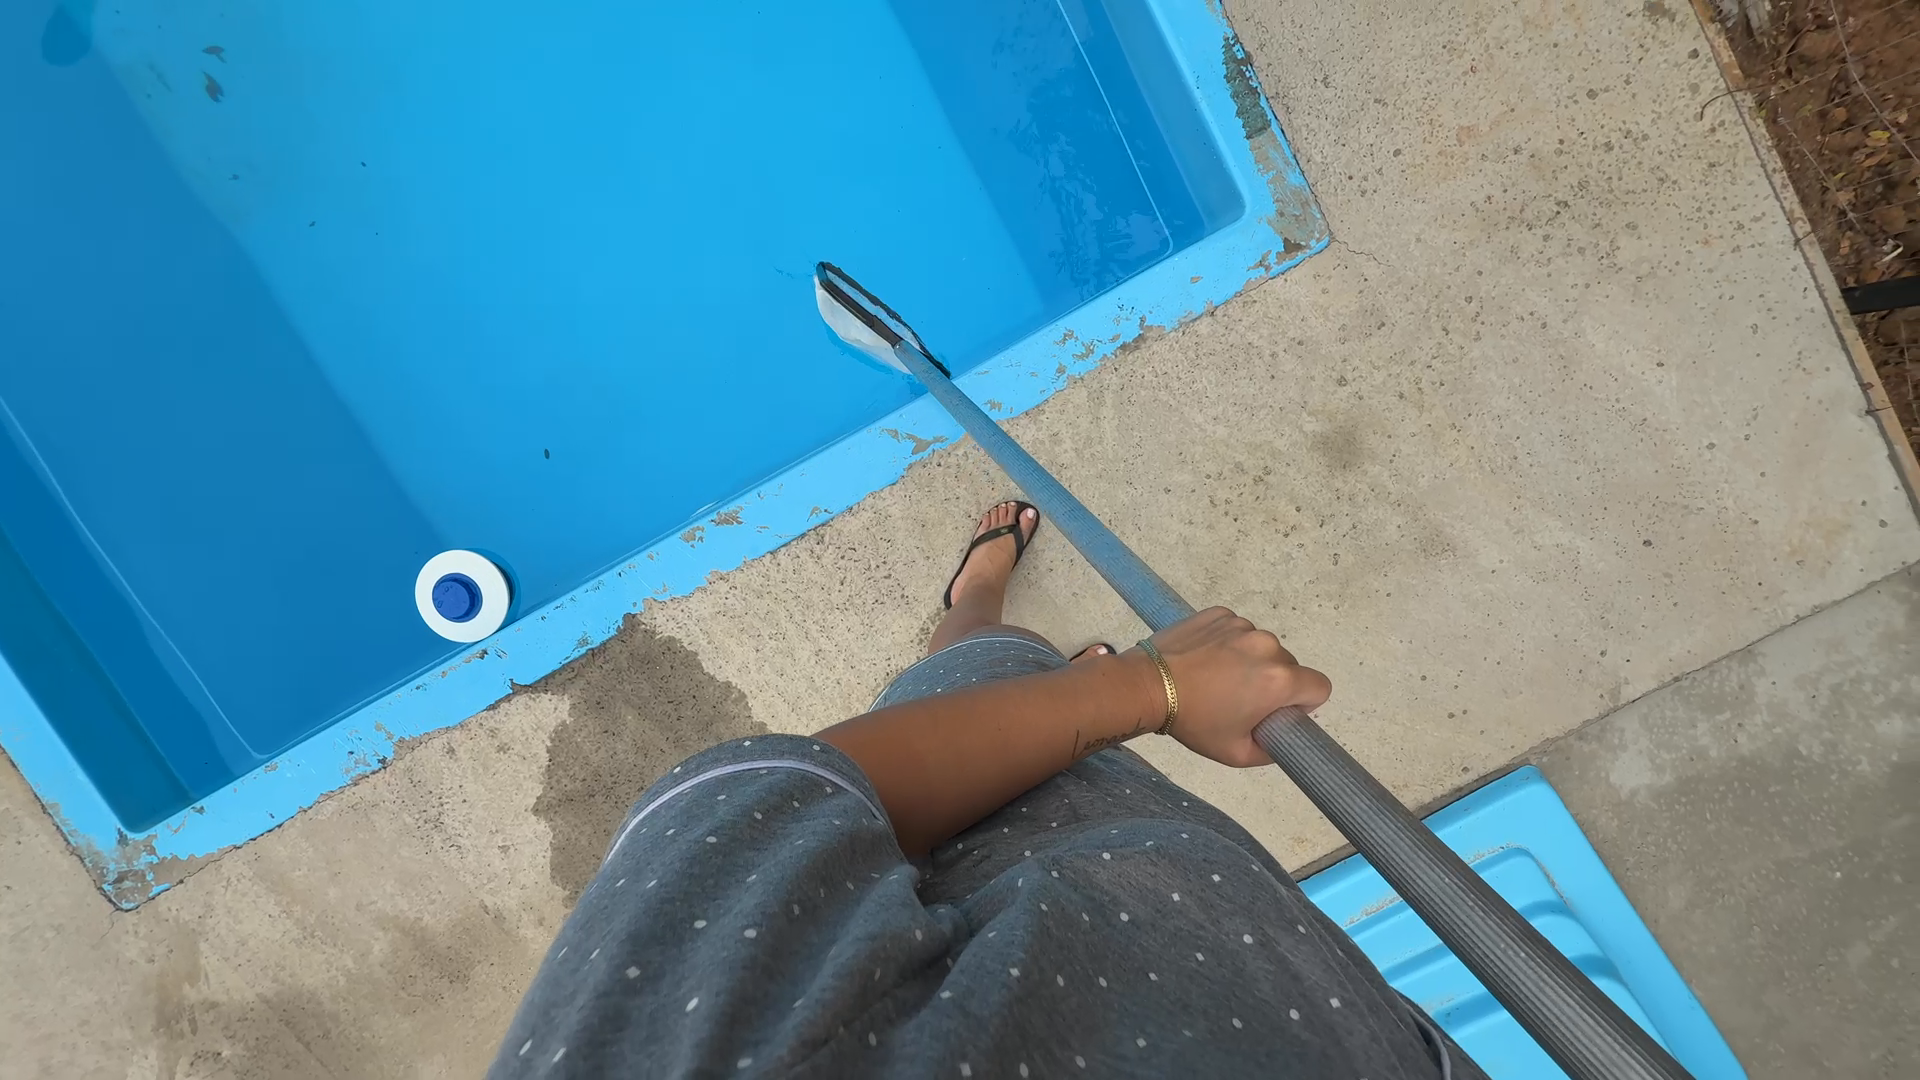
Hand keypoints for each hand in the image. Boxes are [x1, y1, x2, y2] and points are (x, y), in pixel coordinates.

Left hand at [1133, 606, 1330, 767]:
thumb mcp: (1237, 753)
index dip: (1302, 703)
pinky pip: (1236, 629)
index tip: (1274, 710)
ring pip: (1261, 646)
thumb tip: (1280, 734)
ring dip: (1248, 659)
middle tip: (1238, 697)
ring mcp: (1241, 625)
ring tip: (1215, 676)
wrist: (1147, 685)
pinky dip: (1227, 642)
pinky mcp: (1218, 614)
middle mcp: (1267, 645)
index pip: (1319, 687)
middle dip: (1272, 682)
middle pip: (1288, 666)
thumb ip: (1272, 749)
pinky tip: (1204, 657)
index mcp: (1279, 679)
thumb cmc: (1193, 721)